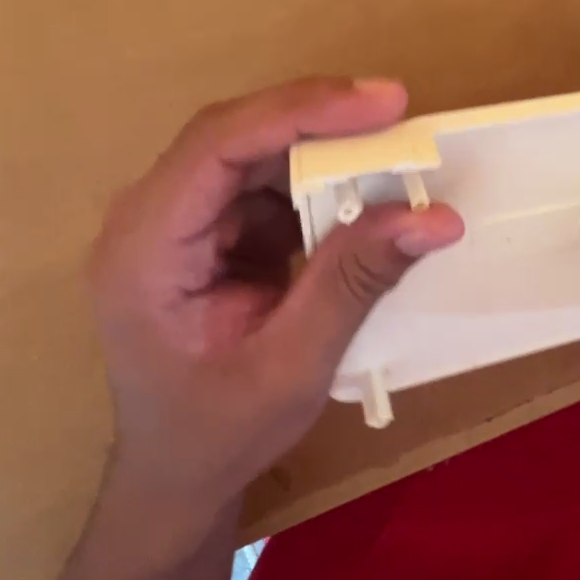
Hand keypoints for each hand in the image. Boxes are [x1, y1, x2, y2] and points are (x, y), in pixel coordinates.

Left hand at [55, 77, 463, 579]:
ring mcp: (184, 219)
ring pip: (259, 150)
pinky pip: (273, 180)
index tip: (382, 103)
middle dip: (321, 118)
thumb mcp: (293, 366)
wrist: (180, 475)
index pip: (218, 146)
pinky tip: (368, 187)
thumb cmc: (219, 432)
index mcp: (145, 249)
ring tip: (396, 150)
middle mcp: (154, 217)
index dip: (300, 112)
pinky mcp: (217, 228)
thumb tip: (434, 218)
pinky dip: (326, 179)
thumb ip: (355, 283)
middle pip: (238, 135)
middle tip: (397, 110)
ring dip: (328, 146)